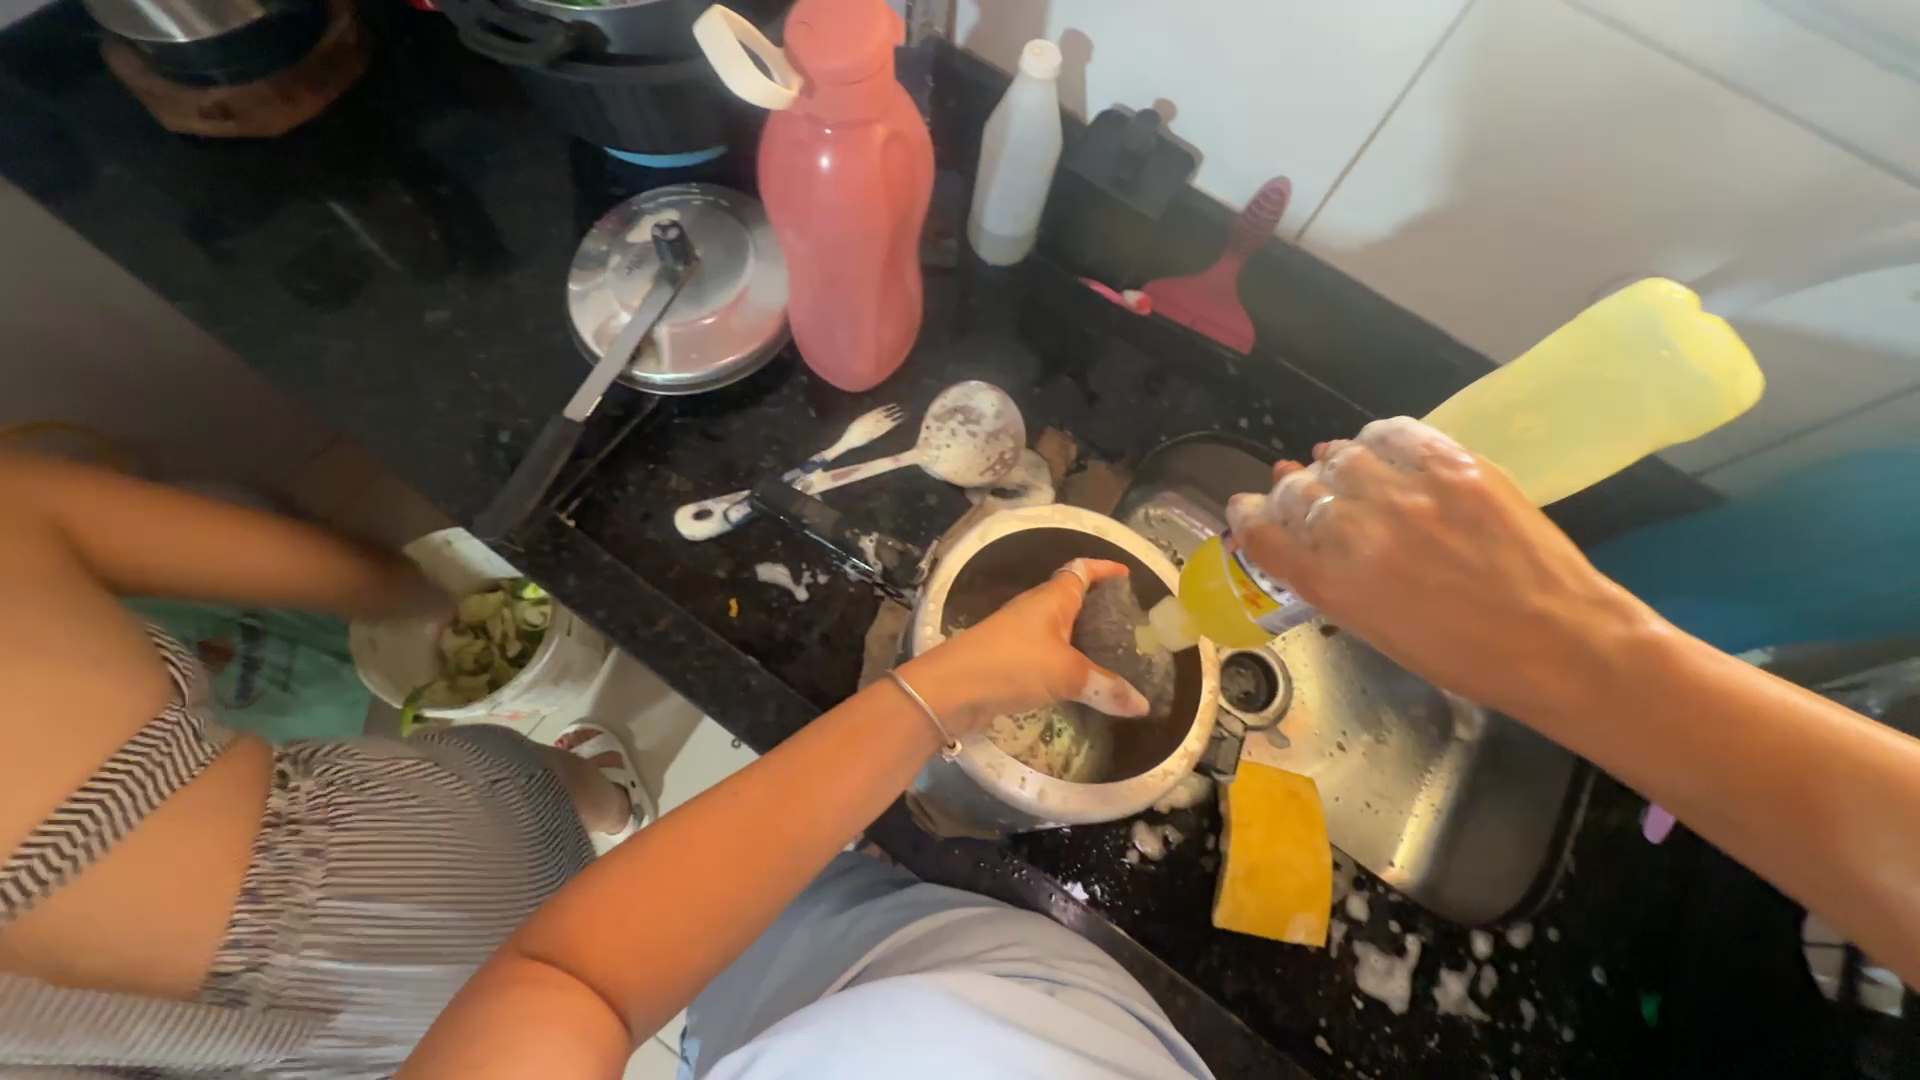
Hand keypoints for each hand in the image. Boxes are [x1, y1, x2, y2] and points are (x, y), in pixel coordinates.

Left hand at [896, 558, 1152, 736]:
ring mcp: (1020, 635)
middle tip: (1130, 625)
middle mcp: (1036, 610)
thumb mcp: (1067, 673)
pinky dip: (1067, 664)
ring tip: (1115, 656)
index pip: (1081, 570)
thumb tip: (1143, 706)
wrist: (950, 689)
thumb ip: (1105, 687)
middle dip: (1099, 607)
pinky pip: (1048, 657)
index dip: (1104, 568)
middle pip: (1072, 599)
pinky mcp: (1010, 662)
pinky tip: (1081, 683)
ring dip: (1083, 639)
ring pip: (1060, 631)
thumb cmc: (1012, 664)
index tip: (1126, 574)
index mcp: (1052, 598)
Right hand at [1228, 417, 1660, 716]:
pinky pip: (1391, 433)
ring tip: (1354, 478)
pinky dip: (1377, 440)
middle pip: (1295, 489)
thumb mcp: (1367, 625)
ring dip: (1336, 466)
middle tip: (1311, 498)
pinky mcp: (1454, 468)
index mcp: (1331, 584)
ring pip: (1339, 456)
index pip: (1260, 529)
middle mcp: (1357, 534)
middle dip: (1292, 492)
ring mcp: (1407, 496)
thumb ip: (1321, 574)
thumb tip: (1299, 528)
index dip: (1247, 514)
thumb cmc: (1455, 652)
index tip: (1251, 510)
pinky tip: (1382, 453)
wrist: (1558, 642)